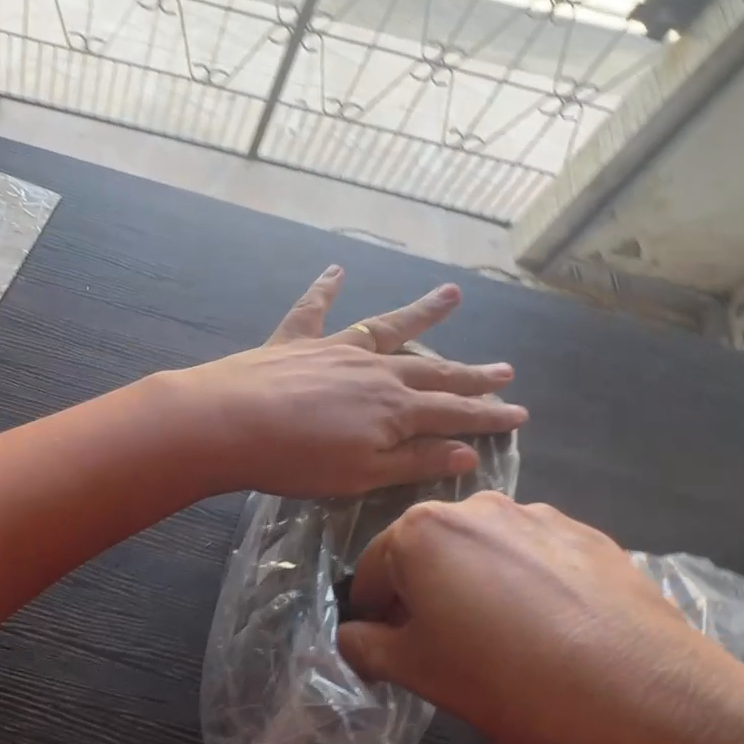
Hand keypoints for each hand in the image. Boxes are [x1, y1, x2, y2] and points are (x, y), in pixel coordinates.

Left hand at [165, 265, 527, 498]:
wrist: (224, 424)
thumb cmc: (294, 461)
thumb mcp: (362, 474)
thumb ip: (414, 461)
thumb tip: (468, 451)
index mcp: (394, 409)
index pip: (454, 412)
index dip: (488, 415)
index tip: (519, 412)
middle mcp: (373, 370)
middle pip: (432, 372)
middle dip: (470, 374)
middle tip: (504, 369)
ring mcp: (333, 349)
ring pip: (387, 328)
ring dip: (421, 315)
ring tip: (452, 294)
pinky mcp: (293, 341)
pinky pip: (313, 310)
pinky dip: (325, 289)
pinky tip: (336, 269)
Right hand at [335, 493, 743, 743]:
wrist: (645, 697)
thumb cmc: (506, 681)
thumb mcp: (417, 672)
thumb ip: (366, 646)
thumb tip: (353, 636)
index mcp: (421, 532)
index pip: (374, 571)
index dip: (373, 613)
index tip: (385, 649)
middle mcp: (474, 508)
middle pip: (429, 551)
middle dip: (425, 593)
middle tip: (445, 648)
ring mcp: (537, 517)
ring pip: (484, 551)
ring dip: (478, 584)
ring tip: (508, 640)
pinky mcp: (589, 536)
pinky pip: (536, 557)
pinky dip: (529, 584)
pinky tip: (554, 631)